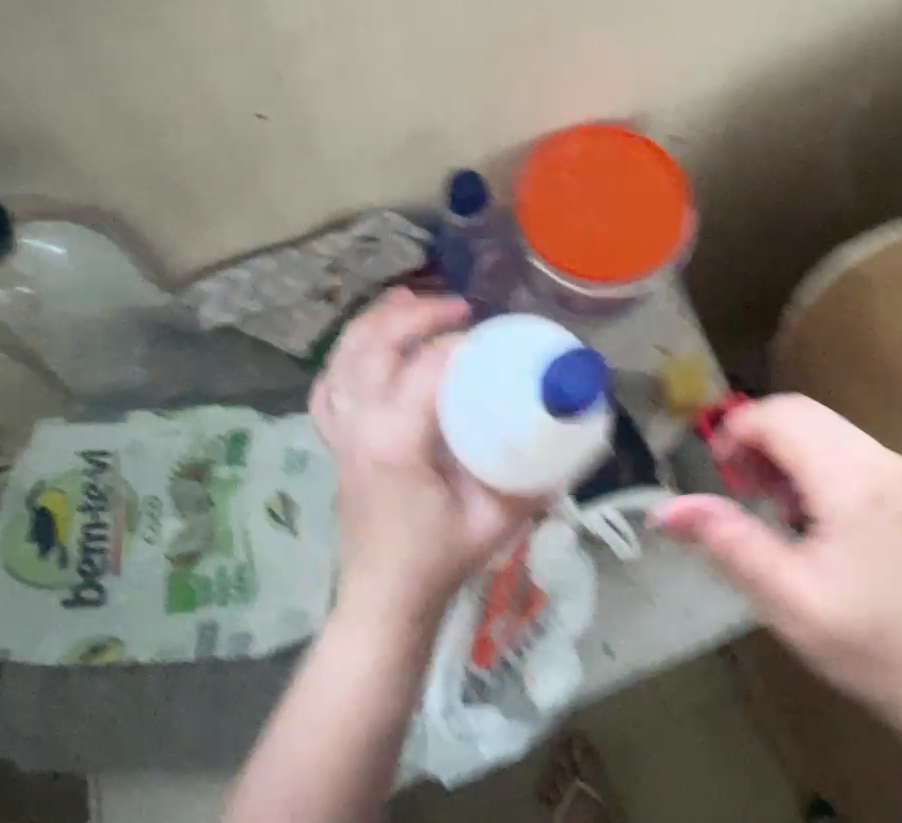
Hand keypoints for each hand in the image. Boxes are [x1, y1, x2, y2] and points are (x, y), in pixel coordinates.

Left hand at [311, 288, 538, 626]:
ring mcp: (340, 432)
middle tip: (459, 308)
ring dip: (377, 322)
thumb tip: (572, 430)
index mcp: (395, 441)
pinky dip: (348, 356)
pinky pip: (329, 385)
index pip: (425, 368)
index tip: (496, 338)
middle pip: (374, 345)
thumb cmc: (441, 559)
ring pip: (344, 356)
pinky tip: (372, 346)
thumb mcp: (499, 518)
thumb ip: (535, 474)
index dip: (461, 344)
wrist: (385, 598)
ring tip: (413, 302)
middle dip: (415, 315)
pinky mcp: (335, 441)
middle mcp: (359, 426)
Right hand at [653, 394, 901, 716]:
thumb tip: (663, 510)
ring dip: (787, 447)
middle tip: (739, 488)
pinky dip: (817, 459)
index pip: (781, 417)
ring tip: (774, 506)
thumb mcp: (786, 600)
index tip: (718, 473)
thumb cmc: (865, 644)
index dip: (737, 432)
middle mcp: (883, 460)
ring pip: (828, 426)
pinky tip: (812, 513)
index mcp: (853, 483)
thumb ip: (727, 542)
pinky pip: (852, 446)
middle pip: (804, 412)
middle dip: (759, 436)